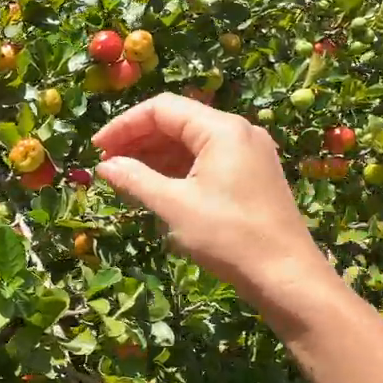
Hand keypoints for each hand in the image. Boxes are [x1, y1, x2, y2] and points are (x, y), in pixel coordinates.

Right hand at [92, 93, 335, 303]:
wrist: (285, 273)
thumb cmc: (228, 236)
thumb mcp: (174, 206)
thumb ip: (135, 180)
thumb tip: (105, 166)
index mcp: (221, 129)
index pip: (162, 108)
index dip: (124, 125)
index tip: (97, 149)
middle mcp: (238, 132)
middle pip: (178, 122)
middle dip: (138, 140)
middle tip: (107, 166)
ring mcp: (249, 154)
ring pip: (191, 143)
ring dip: (155, 156)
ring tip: (126, 180)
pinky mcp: (252, 175)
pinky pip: (206, 160)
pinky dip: (177, 170)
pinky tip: (156, 188)